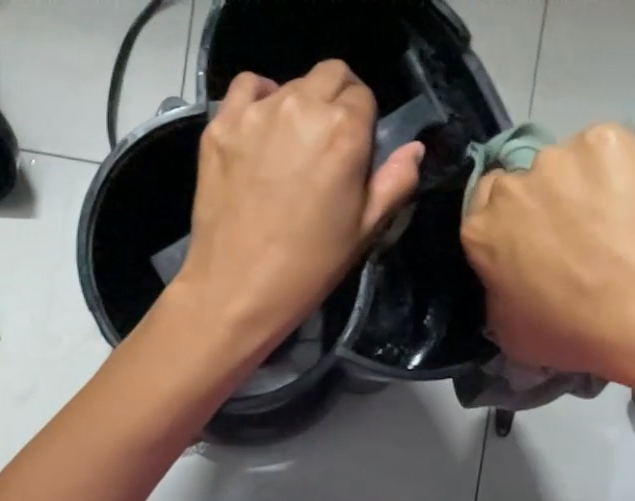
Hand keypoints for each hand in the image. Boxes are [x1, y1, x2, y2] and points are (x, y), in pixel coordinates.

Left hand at [175, 61, 424, 359]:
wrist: (237, 289)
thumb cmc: (309, 267)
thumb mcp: (364, 230)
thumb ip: (394, 182)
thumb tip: (413, 150)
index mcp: (344, 130)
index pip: (364, 97)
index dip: (364, 123)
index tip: (354, 154)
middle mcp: (301, 107)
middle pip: (329, 77)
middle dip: (336, 101)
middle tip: (327, 146)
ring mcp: (256, 113)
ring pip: (289, 84)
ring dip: (299, 104)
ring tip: (292, 146)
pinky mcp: (220, 126)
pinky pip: (246, 89)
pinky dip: (258, 99)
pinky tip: (261, 129)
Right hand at [461, 124, 634, 385]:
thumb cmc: (573, 332)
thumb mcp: (510, 332)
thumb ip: (498, 293)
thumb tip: (510, 281)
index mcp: (480, 231)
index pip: (483, 209)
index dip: (509, 226)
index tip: (531, 243)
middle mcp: (512, 186)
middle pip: (521, 182)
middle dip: (541, 202)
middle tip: (574, 236)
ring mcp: (561, 157)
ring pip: (566, 164)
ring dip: (581, 185)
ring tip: (613, 222)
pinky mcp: (610, 140)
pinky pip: (610, 152)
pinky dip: (621, 172)